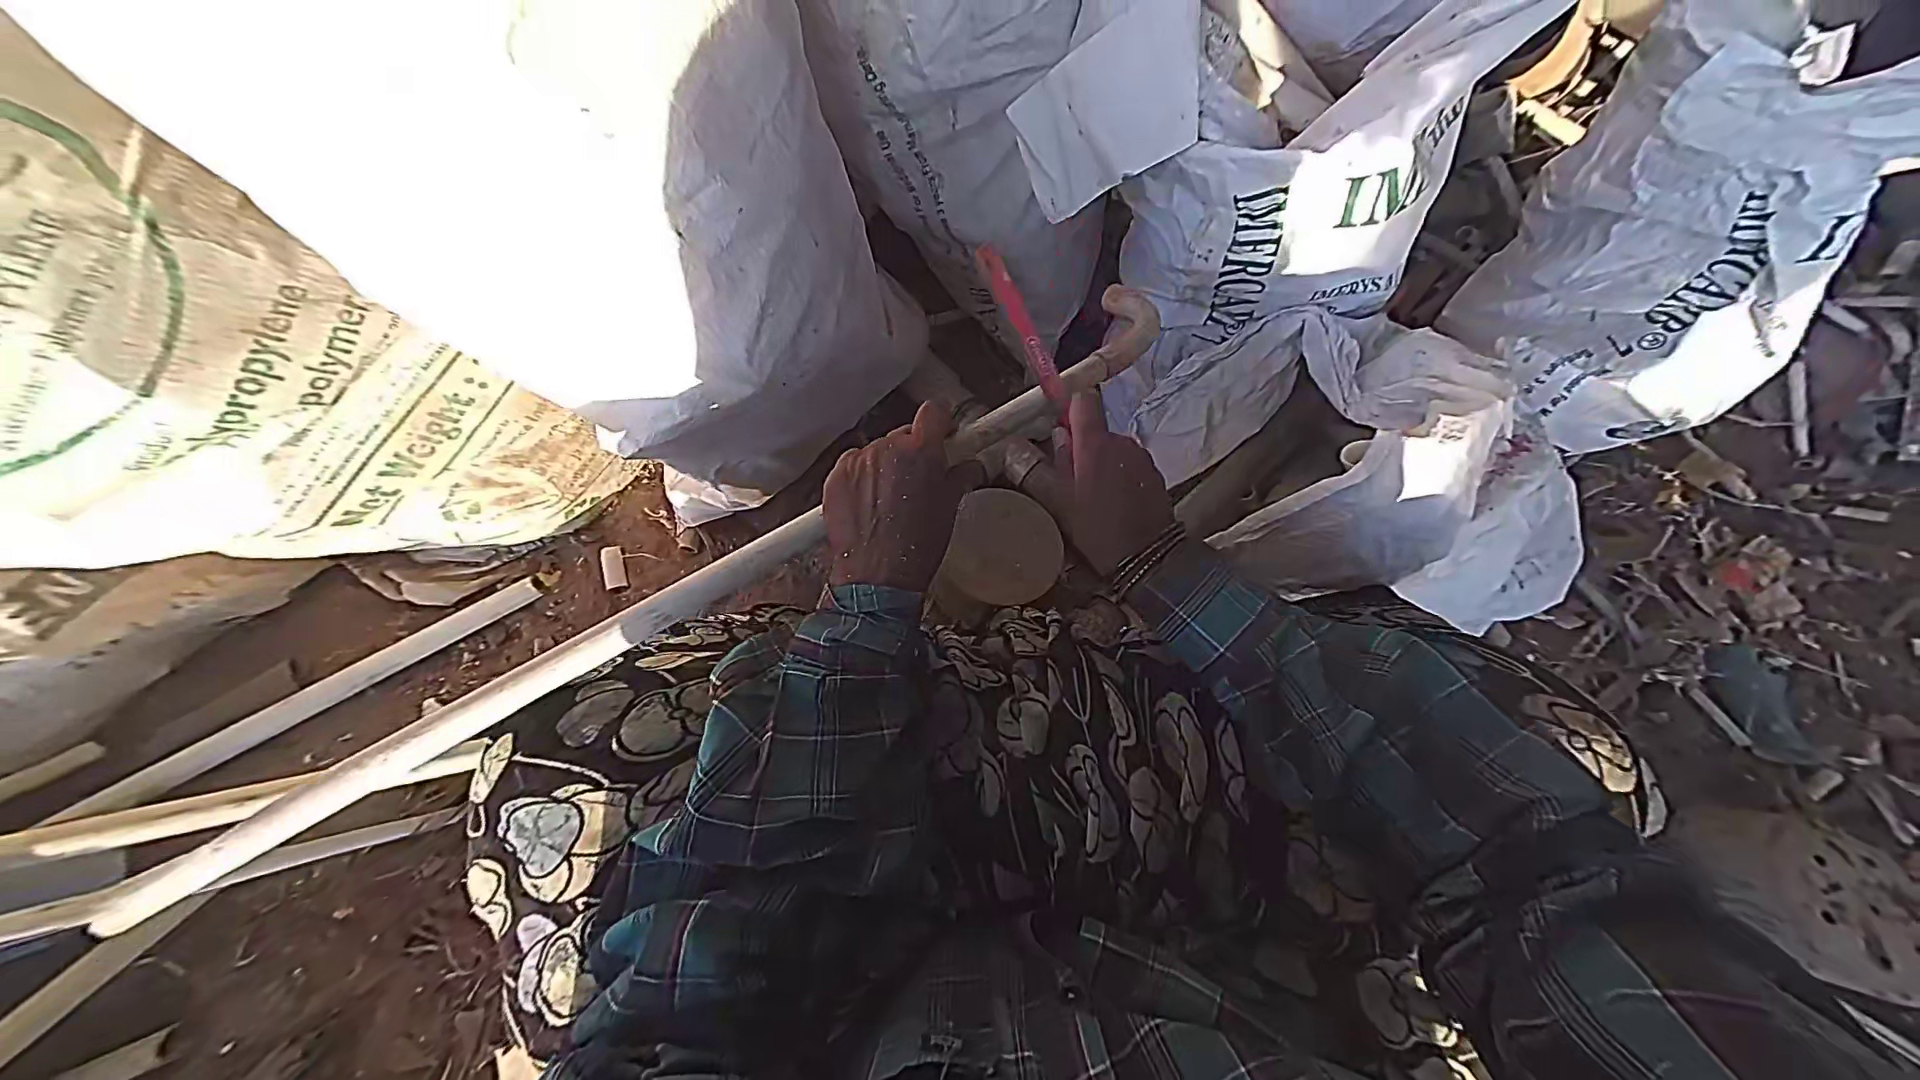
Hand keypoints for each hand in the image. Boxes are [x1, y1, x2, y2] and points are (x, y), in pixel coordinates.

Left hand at [824, 401, 980, 592]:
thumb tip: (969, 467)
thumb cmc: (915, 546)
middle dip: (913, 452)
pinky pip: (854, 465)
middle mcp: (888, 448)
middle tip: (920, 480)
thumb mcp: (950, 507)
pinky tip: (871, 504)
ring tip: (893, 500)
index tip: (943, 434)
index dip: (941, 423)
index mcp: (922, 451)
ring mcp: (859, 461)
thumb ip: (961, 476)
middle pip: (904, 434)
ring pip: (878, 450)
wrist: (877, 575)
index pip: (934, 412)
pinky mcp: (836, 476)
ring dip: (887, 466)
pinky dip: (862, 478)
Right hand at [1054, 391, 1175, 575]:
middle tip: (1066, 480)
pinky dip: (1116, 476)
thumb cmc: (1096, 529)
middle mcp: (1122, 442)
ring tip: (1089, 497)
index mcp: (1095, 443)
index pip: (1082, 400)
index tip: (1057, 428)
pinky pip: (1127, 465)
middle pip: (1095, 430)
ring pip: (1111, 449)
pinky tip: (1110, 503)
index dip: (1067, 408)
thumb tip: (1029, 443)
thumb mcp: (1057, 503)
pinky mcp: (1154, 475)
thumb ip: (1040, 468)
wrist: (1147, 558)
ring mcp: (1141, 458)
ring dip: (1098, 463)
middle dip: (1079, 447)